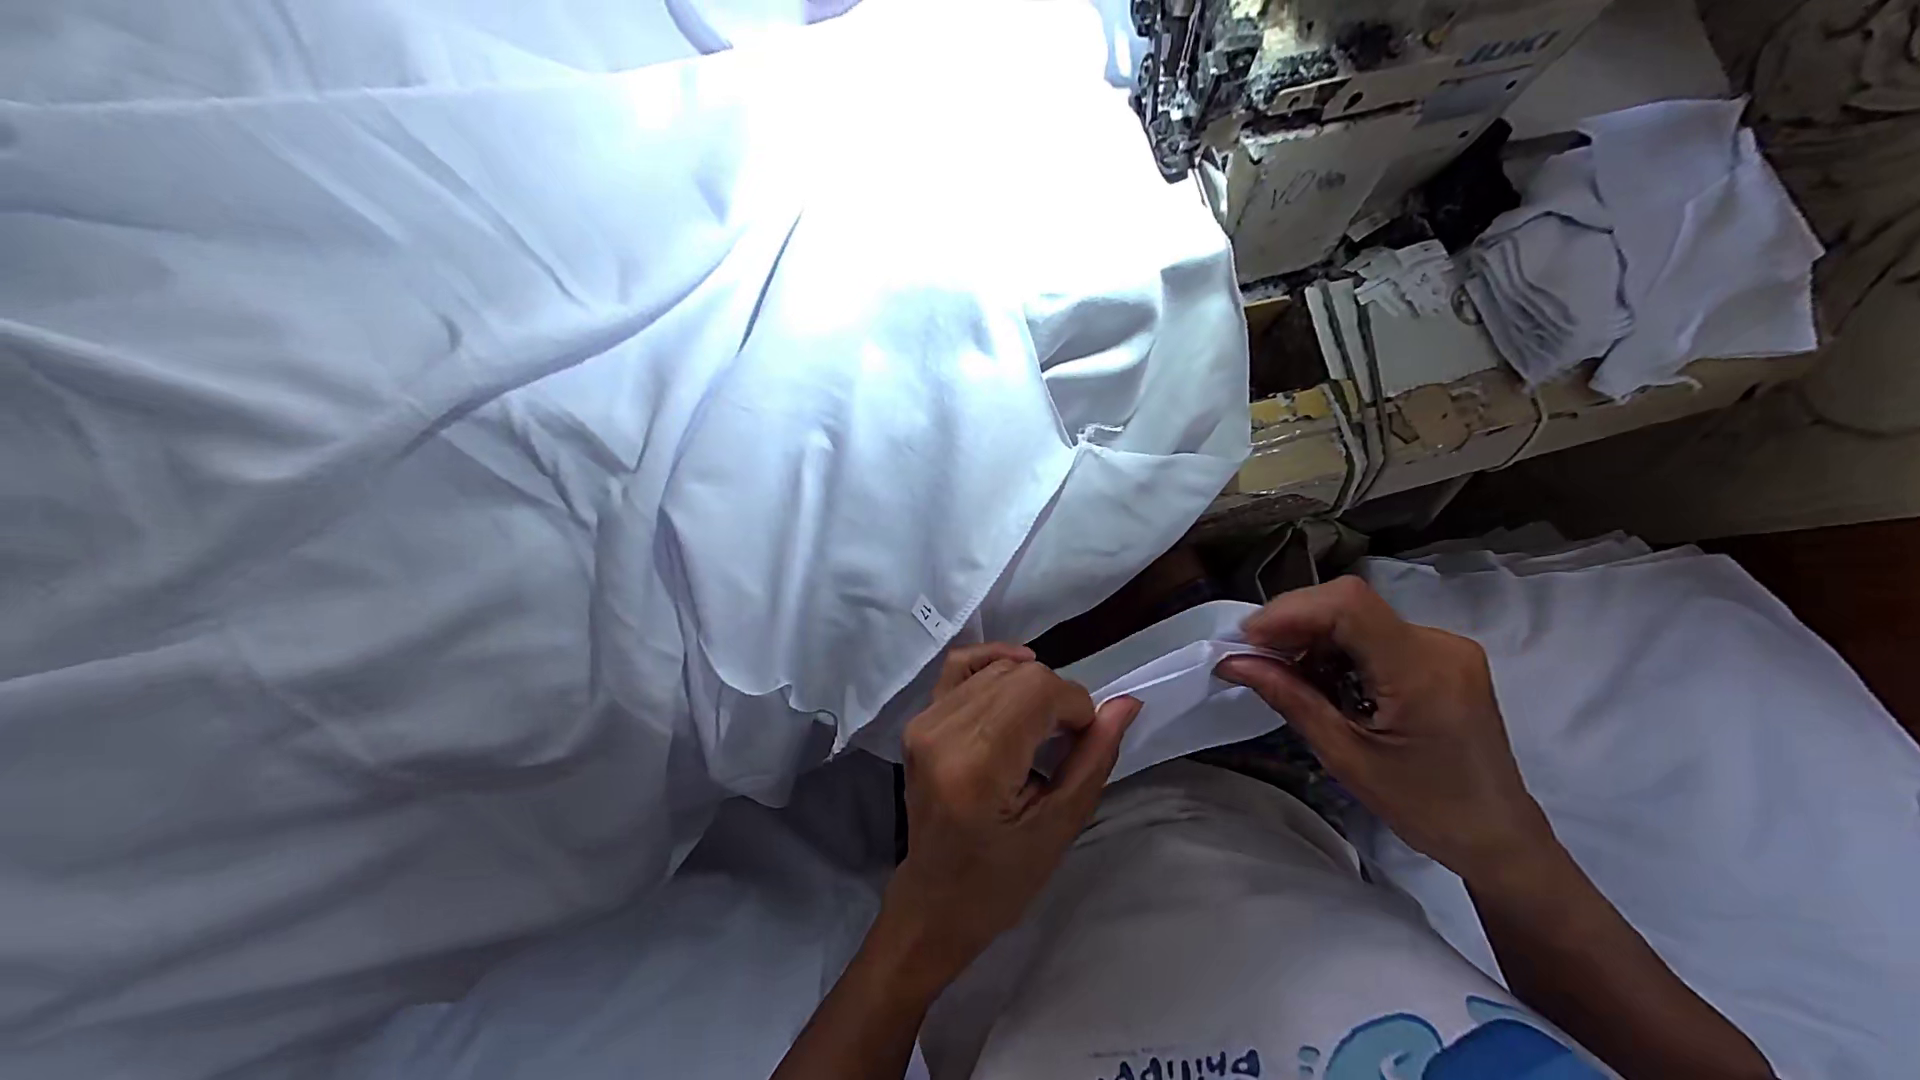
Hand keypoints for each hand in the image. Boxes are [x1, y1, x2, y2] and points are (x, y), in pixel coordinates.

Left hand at [884, 643, 1139, 984]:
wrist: (937, 899)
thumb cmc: (1002, 879)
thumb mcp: (1060, 826)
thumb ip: (1094, 758)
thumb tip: (1127, 703)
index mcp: (976, 764)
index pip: (1038, 690)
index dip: (1075, 707)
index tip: (1082, 743)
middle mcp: (942, 731)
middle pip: (1020, 675)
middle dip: (1057, 699)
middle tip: (1063, 743)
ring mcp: (925, 721)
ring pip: (997, 668)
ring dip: (1030, 688)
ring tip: (1038, 730)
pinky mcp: (919, 719)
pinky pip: (960, 665)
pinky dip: (994, 661)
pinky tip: (1018, 673)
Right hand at [1216, 577, 1555, 882]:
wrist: (1496, 835)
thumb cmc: (1423, 806)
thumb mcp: (1344, 756)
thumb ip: (1289, 698)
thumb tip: (1232, 662)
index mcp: (1421, 672)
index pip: (1348, 606)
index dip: (1289, 611)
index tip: (1249, 641)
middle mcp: (1438, 644)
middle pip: (1349, 603)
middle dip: (1292, 622)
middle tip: (1255, 657)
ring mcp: (1443, 646)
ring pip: (1357, 615)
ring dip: (1311, 636)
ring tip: (1288, 675)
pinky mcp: (1439, 654)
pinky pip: (1373, 631)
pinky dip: (1336, 646)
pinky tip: (1323, 679)